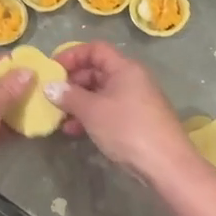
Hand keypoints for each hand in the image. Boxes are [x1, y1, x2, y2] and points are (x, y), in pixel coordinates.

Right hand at [48, 42, 199, 177]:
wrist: (166, 165)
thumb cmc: (127, 129)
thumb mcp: (92, 111)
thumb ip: (69, 96)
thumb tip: (49, 86)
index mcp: (125, 68)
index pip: (95, 49)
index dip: (72, 55)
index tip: (52, 69)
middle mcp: (132, 79)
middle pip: (97, 70)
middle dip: (72, 81)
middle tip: (52, 95)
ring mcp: (135, 101)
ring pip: (100, 93)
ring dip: (78, 102)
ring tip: (59, 116)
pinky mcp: (136, 121)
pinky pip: (107, 110)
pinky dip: (90, 116)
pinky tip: (74, 131)